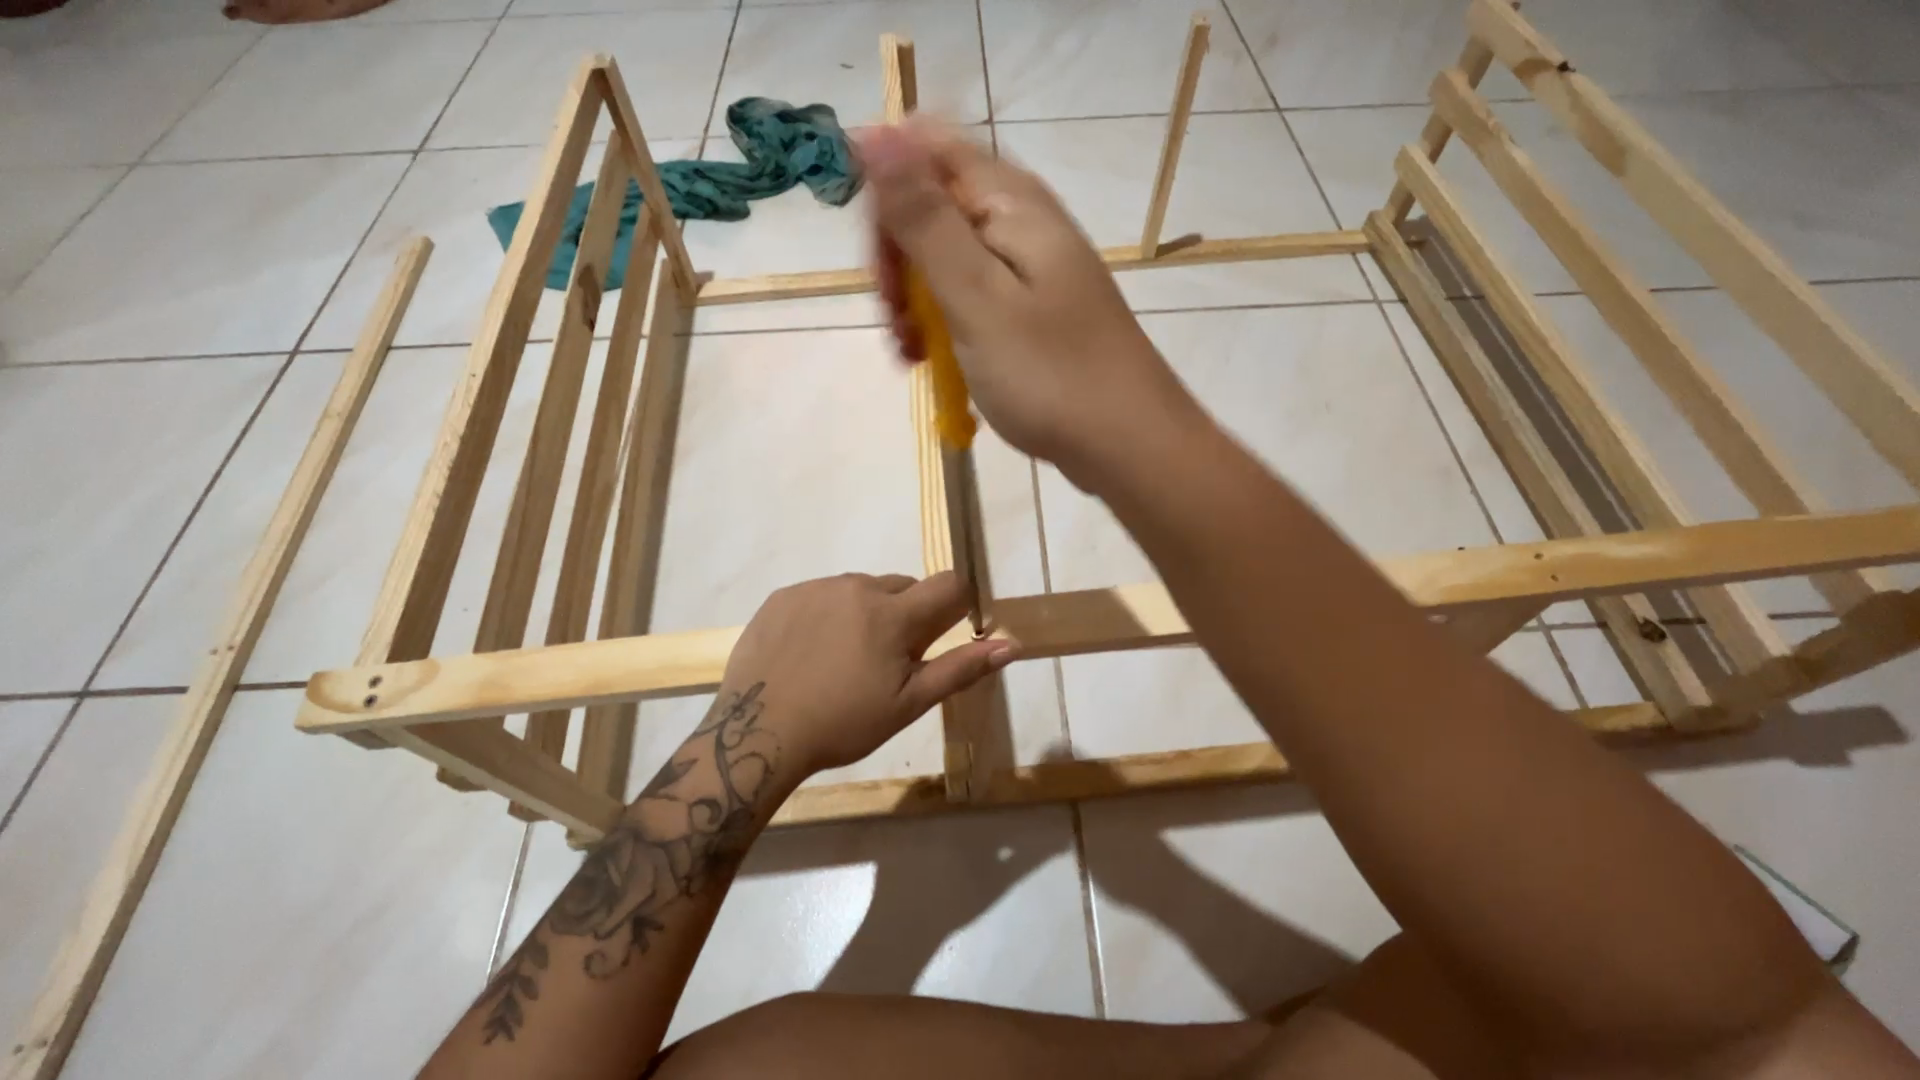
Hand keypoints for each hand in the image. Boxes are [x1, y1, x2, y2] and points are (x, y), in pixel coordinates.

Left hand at [719, 572, 1016, 773]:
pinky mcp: (781, 597)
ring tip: (846, 659)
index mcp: (893, 614)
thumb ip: (960, 669)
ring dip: (867, 613)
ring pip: (861, 589)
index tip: (945, 633)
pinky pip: (821, 594)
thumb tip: (1012, 644)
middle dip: (908, 615)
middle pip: (903, 586)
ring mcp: (815, 588)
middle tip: (889, 661)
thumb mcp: (908, 705)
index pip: (948, 585)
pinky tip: (812, 652)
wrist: (758, 733)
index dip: (958, 604)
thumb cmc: (843, 724)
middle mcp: (856, 587)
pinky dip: (828, 614)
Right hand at [858, 120, 1202, 482]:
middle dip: (897, 258)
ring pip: (944, 258)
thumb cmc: (1050, 374)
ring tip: (912, 353)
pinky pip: (969, 297)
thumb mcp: (975, 296)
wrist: (1127, 444)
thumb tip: (876, 134)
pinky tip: (934, 362)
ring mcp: (1028, 267)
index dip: (884, 190)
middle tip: (894, 316)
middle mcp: (1020, 220)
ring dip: (914, 299)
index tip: (872, 256)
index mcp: (1009, 201)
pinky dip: (943, 324)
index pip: (925, 149)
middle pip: (931, 206)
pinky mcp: (1030, 309)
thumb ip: (924, 219)